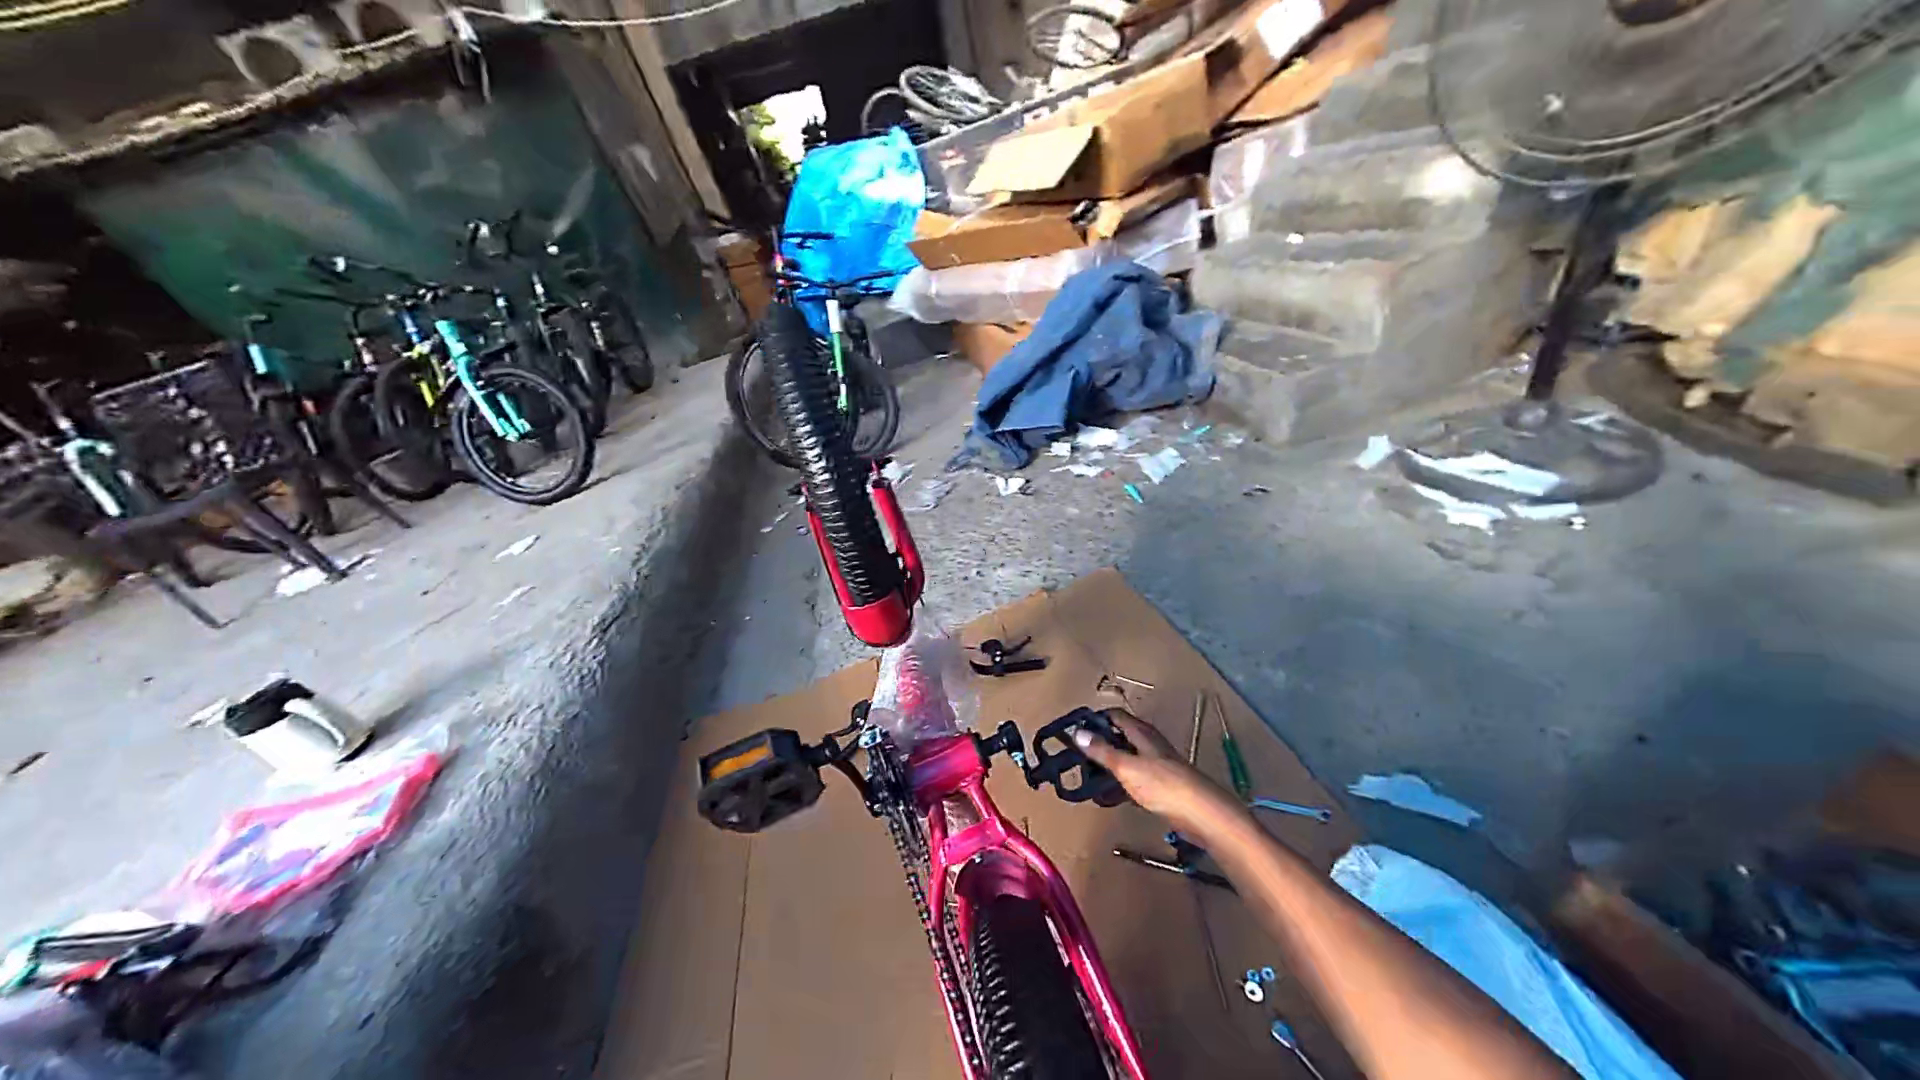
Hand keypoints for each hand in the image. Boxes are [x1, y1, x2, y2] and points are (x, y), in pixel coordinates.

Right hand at [1073, 709, 1246, 837]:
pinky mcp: (1161, 787)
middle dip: (1098, 746)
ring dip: (1107, 768)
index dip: (1094, 720)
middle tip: (1076, 759)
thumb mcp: (1127, 767)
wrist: (1203, 815)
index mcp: (1141, 733)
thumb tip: (1078, 732)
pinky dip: (1119, 786)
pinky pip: (1133, 781)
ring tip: (1086, 780)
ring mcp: (1156, 766)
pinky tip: (1107, 798)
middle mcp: (1149, 745)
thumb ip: (1102, 751)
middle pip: (1118, 738)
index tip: (1074, 732)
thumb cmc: (1164, 786)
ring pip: (1125, 760)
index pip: (1114, 716)